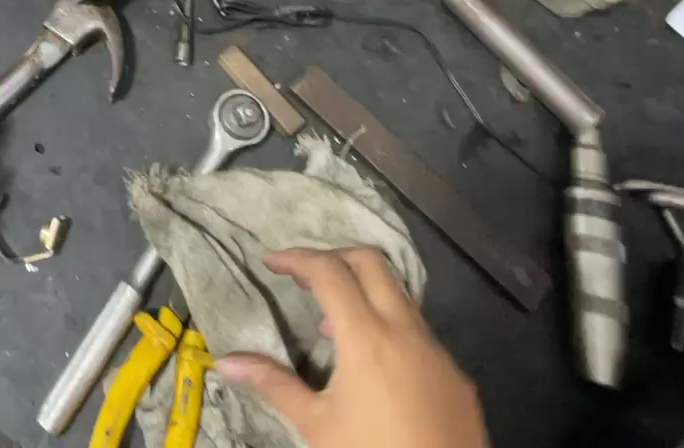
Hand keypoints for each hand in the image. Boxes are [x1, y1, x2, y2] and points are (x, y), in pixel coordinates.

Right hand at [216, 248, 487, 447]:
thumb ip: (273, 384)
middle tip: (303, 278)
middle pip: (370, 263)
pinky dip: (389, 327)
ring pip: (399, 295)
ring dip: (362, 293)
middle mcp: (406, 332)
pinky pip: (418, 332)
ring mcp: (438, 353)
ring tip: (332, 326)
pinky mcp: (458, 378)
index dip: (296, 258)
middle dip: (332, 258)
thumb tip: (225, 362)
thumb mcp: (317, 426)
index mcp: (368, 337)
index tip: (271, 263)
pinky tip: (373, 367)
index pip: (329, 271)